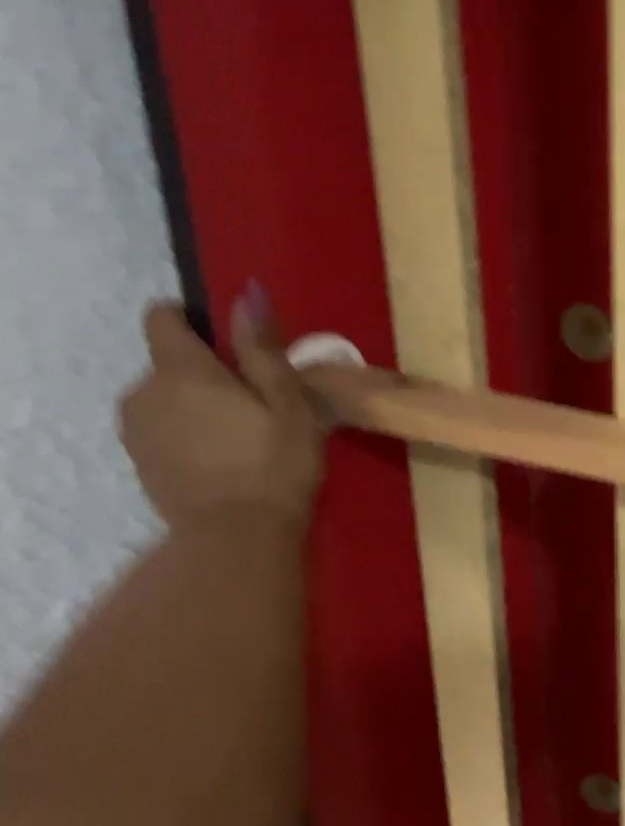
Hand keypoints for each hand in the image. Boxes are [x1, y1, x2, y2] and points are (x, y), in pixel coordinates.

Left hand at [118, 289, 324, 530]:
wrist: (236, 532)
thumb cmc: (275, 461)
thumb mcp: (287, 401)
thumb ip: (262, 348)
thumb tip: (247, 294)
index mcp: (183, 370)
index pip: (162, 320)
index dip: (191, 318)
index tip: (229, 337)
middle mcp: (145, 390)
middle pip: (170, 362)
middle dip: (207, 370)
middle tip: (259, 399)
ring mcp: (136, 426)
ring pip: (166, 395)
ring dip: (197, 401)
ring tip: (244, 430)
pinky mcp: (140, 456)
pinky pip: (163, 425)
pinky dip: (189, 429)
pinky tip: (224, 454)